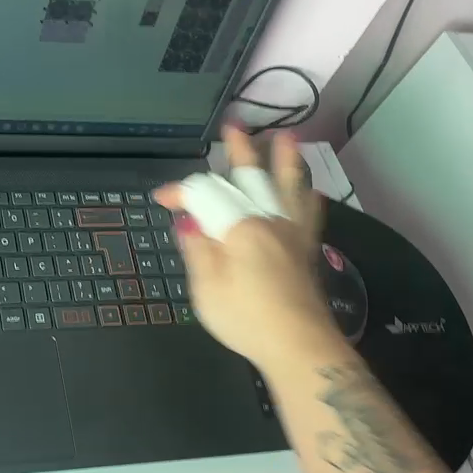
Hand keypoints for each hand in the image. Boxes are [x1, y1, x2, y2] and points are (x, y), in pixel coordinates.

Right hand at [155, 127, 344, 368]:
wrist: (297, 345)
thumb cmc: (246, 317)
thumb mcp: (206, 287)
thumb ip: (197, 249)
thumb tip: (187, 222)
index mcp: (240, 227)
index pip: (206, 197)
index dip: (181, 192)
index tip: (161, 200)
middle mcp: (269, 221)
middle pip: (253, 177)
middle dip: (240, 151)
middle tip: (235, 127)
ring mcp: (293, 235)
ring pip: (290, 186)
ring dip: (285, 160)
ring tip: (288, 138)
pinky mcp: (307, 252)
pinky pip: (310, 214)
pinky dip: (308, 197)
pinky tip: (311, 192)